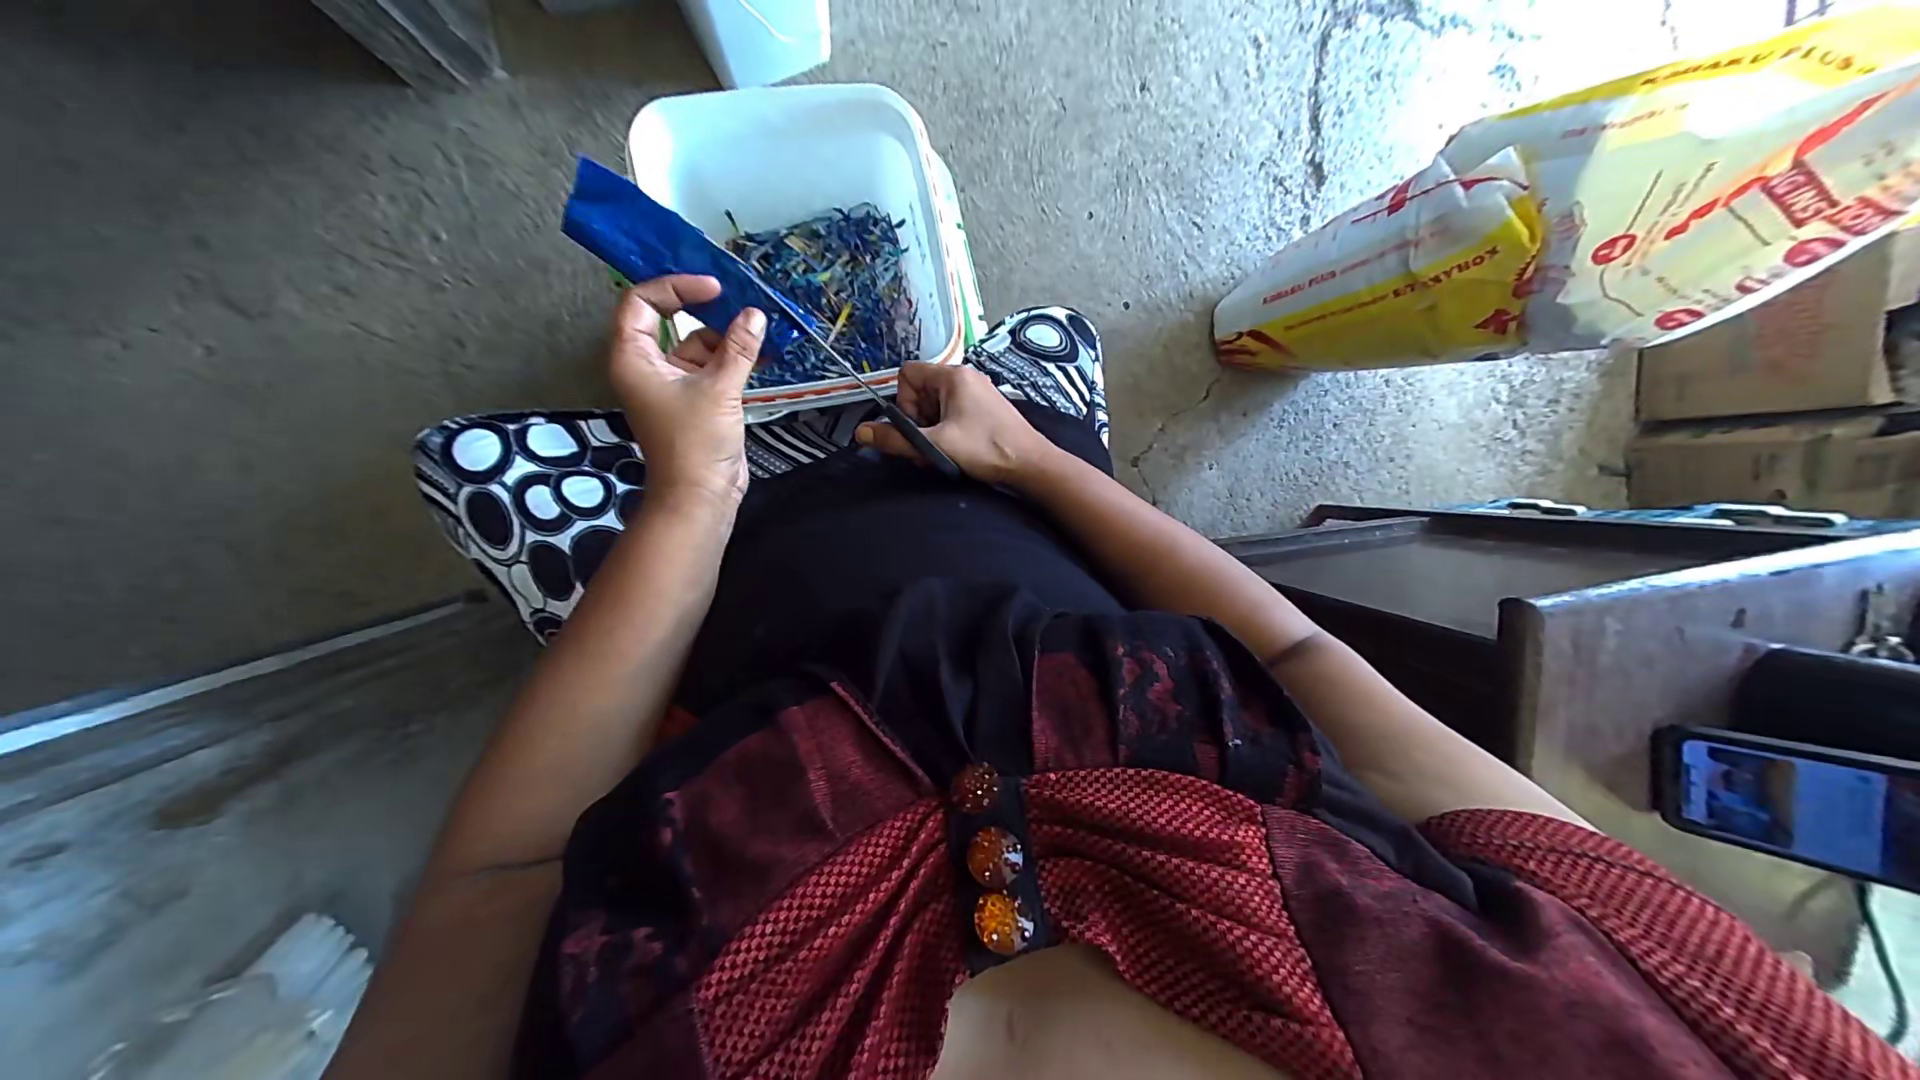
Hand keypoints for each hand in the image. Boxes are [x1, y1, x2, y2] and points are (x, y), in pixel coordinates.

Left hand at [606, 276, 764, 502]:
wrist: (702, 495)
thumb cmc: (696, 442)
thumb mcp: (720, 389)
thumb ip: (738, 348)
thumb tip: (755, 314)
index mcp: (634, 358)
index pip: (642, 303)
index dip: (675, 288)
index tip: (712, 288)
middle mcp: (648, 367)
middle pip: (672, 324)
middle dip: (707, 315)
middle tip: (741, 306)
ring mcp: (672, 385)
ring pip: (697, 347)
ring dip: (727, 340)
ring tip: (759, 335)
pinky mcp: (695, 401)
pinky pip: (711, 369)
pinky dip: (733, 361)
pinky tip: (760, 355)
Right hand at [854, 362, 1053, 484]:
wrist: (1030, 464)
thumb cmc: (990, 450)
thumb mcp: (935, 445)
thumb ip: (896, 439)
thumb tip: (864, 433)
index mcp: (953, 376)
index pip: (907, 374)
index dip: (903, 402)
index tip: (916, 426)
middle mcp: (966, 378)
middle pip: (920, 392)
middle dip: (919, 421)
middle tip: (930, 444)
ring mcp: (977, 393)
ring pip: (935, 406)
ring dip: (933, 430)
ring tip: (946, 451)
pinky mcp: (984, 409)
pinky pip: (952, 414)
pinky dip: (948, 432)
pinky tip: (958, 451)